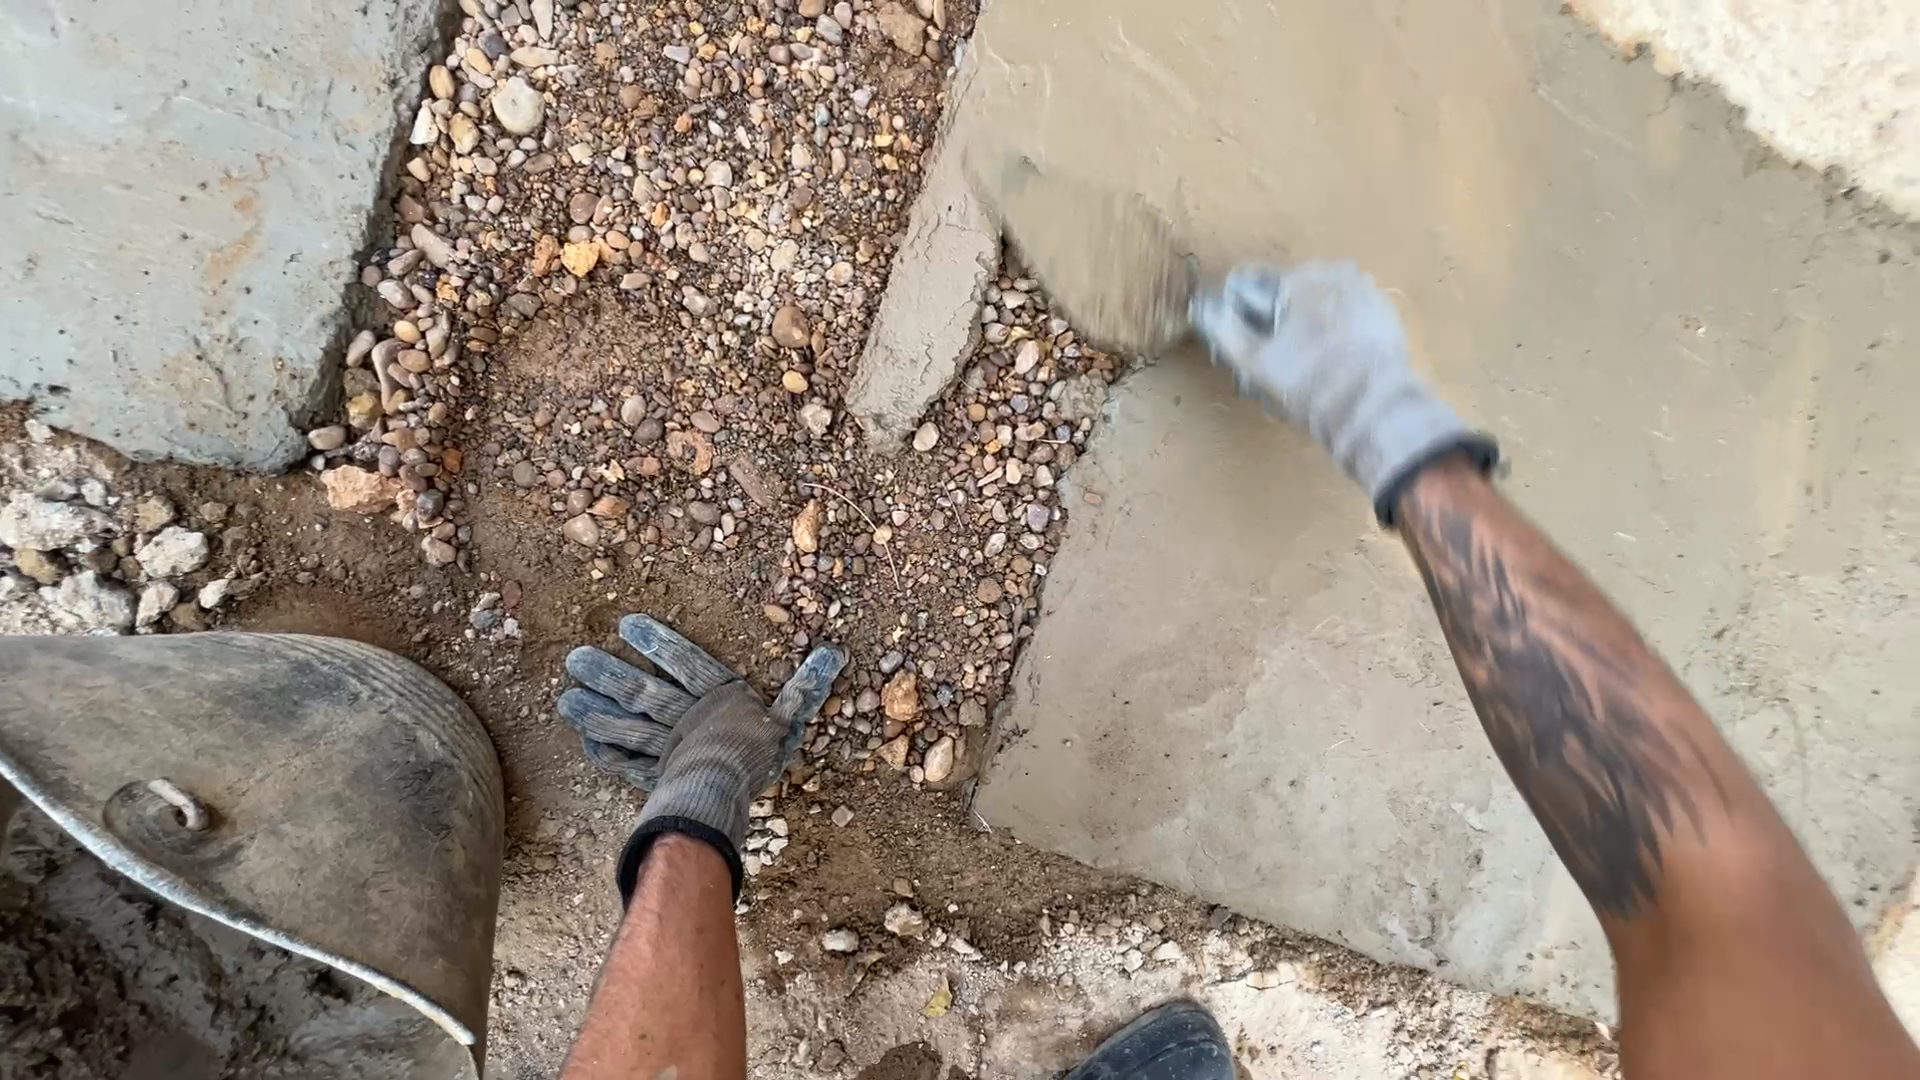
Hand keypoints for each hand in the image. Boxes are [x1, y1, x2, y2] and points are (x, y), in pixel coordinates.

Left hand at [560, 614, 845, 899]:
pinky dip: (606, 753)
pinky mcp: (658, 775)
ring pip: (627, 725)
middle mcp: (686, 718)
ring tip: (565, 698)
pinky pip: (626, 764)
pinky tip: (585, 742)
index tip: (626, 625)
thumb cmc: (760, 757)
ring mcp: (667, 748)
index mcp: (716, 698)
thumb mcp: (789, 718)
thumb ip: (805, 687)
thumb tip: (834, 653)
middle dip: (609, 676)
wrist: (728, 802)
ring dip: (596, 712)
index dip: (659, 644)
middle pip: (644, 693)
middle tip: (575, 660)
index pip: (686, 664)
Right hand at [1188, 259, 1496, 522]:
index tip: (1226, 354)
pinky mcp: (1380, 317)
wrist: (1374, 410)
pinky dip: (1319, 342)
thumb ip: (1222, 328)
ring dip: (1287, 341)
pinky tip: (1315, 373)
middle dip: (1259, 334)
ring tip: (1283, 381)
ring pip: (1305, 313)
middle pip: (1277, 301)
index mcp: (1300, 277)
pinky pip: (1335, 322)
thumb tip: (1200, 306)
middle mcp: (1334, 273)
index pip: (1244, 287)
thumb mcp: (1254, 359)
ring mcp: (1362, 293)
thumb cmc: (1309, 382)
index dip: (1228, 320)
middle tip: (1253, 374)